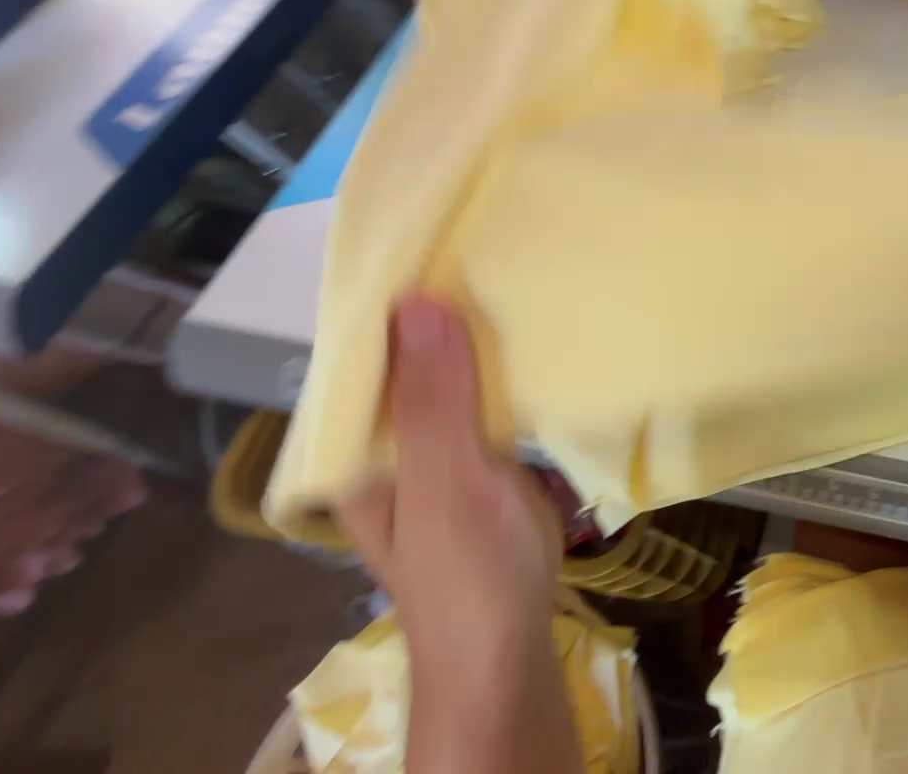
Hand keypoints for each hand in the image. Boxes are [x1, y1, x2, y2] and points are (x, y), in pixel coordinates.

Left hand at [339, 297, 563, 674]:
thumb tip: (422, 300)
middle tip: (504, 264)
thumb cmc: (470, 572)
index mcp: (360, 452)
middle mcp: (391, 452)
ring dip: (490, 353)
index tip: (449, 251)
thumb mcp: (449, 482)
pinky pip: (493, 415)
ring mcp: (440, 466)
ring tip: (529, 297)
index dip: (402, 308)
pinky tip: (547, 363)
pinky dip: (515, 388)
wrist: (508, 655)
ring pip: (459, 392)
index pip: (370, 361)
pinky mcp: (484, 477)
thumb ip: (435, 400)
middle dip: (453, 324)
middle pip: (416, 372)